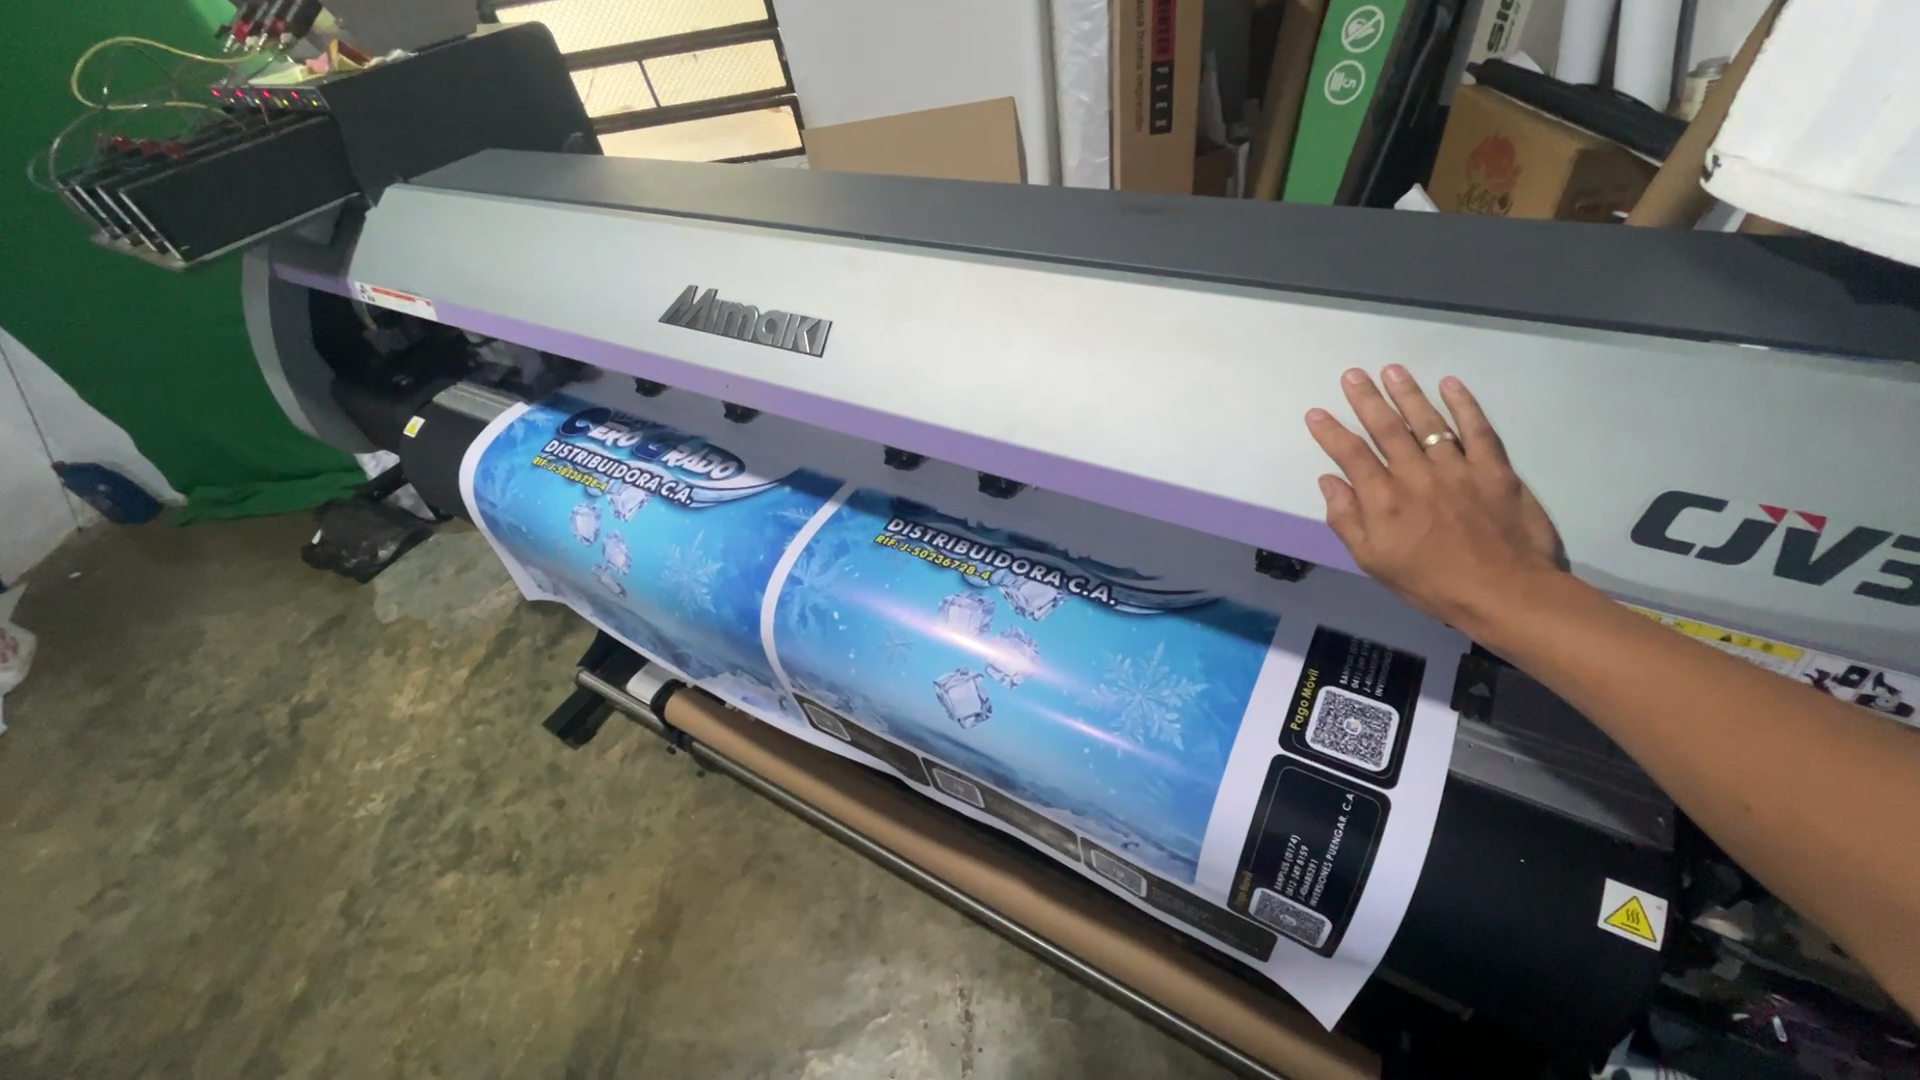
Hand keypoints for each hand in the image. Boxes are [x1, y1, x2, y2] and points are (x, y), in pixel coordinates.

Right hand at [1305, 365, 1564, 630]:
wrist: (1505, 593)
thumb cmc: (1430, 583)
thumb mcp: (1374, 561)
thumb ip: (1348, 520)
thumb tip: (1329, 482)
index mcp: (1384, 500)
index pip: (1351, 455)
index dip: (1331, 432)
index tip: (1316, 412)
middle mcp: (1417, 475)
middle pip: (1387, 429)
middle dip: (1366, 400)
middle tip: (1352, 375)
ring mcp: (1458, 469)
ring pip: (1428, 422)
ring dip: (1407, 393)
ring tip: (1392, 370)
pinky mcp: (1495, 470)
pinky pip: (1478, 430)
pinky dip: (1464, 405)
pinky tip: (1451, 385)